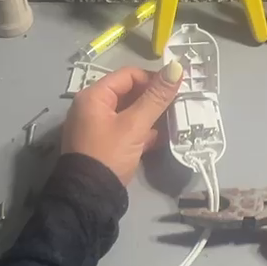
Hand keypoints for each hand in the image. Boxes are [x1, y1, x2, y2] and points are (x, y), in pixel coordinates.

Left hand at [59, 62, 183, 183]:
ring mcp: (95, 126)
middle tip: (175, 106)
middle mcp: (91, 107)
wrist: (90, 197)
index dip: (152, 79)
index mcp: (93, 96)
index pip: (128, 75)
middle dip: (152, 99)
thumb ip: (156, 97)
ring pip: (128, 112)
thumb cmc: (109, 155)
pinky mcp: (102, 144)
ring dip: (148, 116)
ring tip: (170, 122)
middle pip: (127, 93)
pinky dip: (140, 131)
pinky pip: (124, 129)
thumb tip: (176, 68)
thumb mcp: (135, 126)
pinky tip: (156, 140)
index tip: (174, 90)